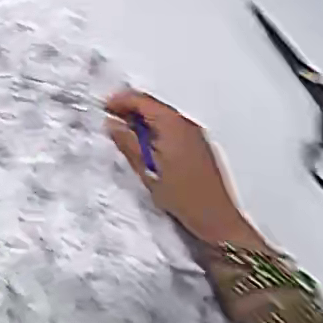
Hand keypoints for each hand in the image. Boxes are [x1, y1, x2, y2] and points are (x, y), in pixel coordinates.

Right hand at [105, 88, 259, 247]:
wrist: (218, 221)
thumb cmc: (181, 195)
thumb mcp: (146, 169)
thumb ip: (127, 141)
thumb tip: (112, 123)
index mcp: (172, 123)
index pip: (141, 100)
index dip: (120, 101)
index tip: (104, 108)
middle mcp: (185, 123)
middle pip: (152, 105)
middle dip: (130, 109)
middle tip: (112, 121)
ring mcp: (194, 133)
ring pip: (162, 116)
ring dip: (142, 120)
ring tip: (126, 134)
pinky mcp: (198, 144)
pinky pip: (171, 126)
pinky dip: (155, 128)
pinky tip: (147, 145)